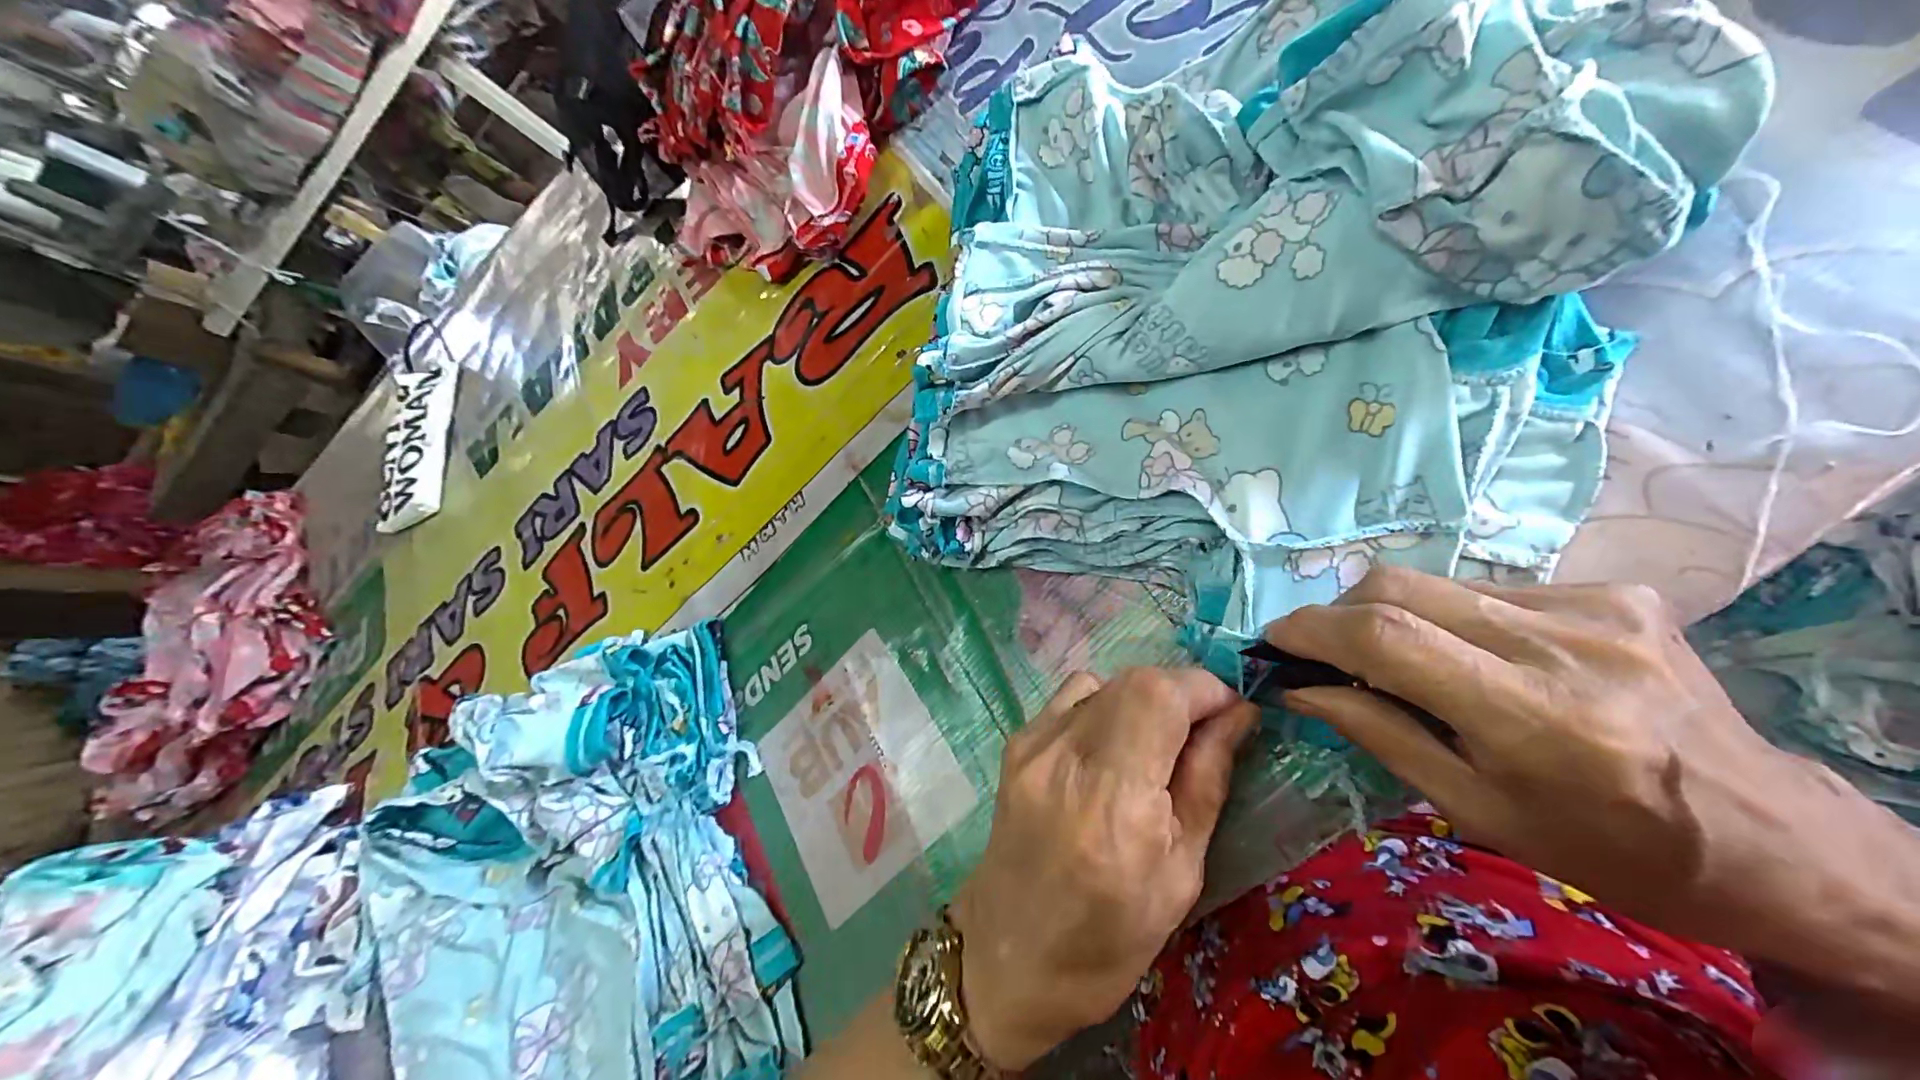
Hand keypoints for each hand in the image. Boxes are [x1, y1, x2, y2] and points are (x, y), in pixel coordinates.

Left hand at [949, 668, 1257, 1069]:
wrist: (1008, 956)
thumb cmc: (1108, 938)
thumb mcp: (1181, 873)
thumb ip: (1208, 781)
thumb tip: (1239, 715)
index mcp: (1112, 799)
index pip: (1159, 696)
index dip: (1205, 689)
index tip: (1233, 712)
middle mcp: (1064, 757)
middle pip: (1133, 681)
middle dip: (1181, 693)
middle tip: (1204, 731)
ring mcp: (1031, 746)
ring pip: (1103, 682)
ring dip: (1143, 699)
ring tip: (1156, 745)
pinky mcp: (1015, 746)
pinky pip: (1071, 699)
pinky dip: (1105, 707)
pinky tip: (1111, 749)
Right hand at [1264, 566, 1919, 997]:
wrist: (1778, 844)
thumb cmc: (1611, 851)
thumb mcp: (1476, 811)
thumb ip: (1380, 733)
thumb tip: (1301, 684)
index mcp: (1533, 719)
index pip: (1386, 638)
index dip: (1312, 628)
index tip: (1274, 641)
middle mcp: (1565, 645)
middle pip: (1401, 588)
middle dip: (1340, 612)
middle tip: (1324, 651)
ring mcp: (1598, 608)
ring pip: (1440, 583)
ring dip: (1395, 615)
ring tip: (1405, 663)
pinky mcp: (1618, 593)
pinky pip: (1491, 589)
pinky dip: (1454, 617)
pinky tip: (1479, 658)